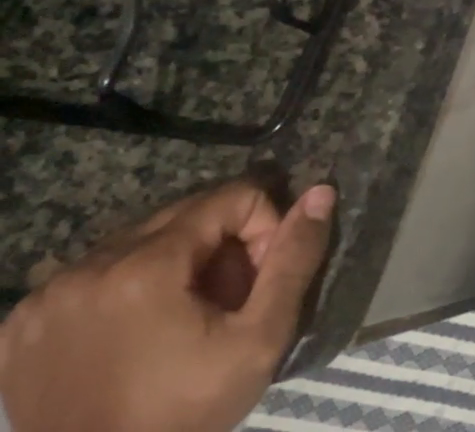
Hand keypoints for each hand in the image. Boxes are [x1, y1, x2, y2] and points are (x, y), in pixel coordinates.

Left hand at [0, 180, 335, 431]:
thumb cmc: (186, 406)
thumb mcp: (261, 336)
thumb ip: (293, 260)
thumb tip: (320, 192)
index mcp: (144, 267)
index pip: (231, 199)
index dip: (262, 229)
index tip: (259, 281)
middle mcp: (85, 268)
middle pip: (182, 217)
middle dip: (220, 246)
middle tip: (226, 302)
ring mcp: (44, 297)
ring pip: (136, 243)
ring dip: (174, 264)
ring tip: (181, 319)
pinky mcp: (19, 324)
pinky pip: (92, 276)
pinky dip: (124, 287)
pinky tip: (132, 332)